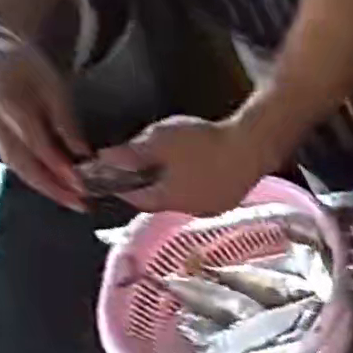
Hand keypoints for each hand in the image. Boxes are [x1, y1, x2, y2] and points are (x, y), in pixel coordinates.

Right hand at [0, 25, 89, 210]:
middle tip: (82, 204)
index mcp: (5, 98)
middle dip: (53, 188)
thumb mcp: (52, 84)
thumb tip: (85, 154)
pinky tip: (60, 192)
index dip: (57, 165)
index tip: (81, 184)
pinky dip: (38, 181)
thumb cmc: (26, 64)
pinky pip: (16, 164)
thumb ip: (66, 120)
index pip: (34, 140)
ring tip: (75, 203)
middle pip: (21, 162)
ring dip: (47, 190)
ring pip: (17, 167)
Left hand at [95, 114, 280, 215]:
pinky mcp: (227, 203)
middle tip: (141, 166)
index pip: (135, 200)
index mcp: (168, 199)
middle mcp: (188, 211)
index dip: (121, 187)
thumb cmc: (203, 144)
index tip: (110, 175)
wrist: (250, 149)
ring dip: (172, 187)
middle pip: (160, 202)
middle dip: (148, 186)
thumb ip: (131, 153)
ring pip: (182, 200)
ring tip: (171, 167)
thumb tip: (102, 160)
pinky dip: (193, 187)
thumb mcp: (160, 141)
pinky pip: (202, 198)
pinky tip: (197, 171)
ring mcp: (211, 209)